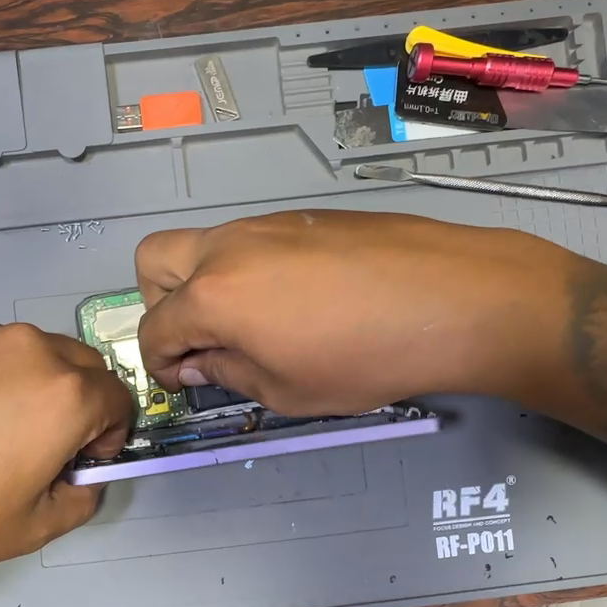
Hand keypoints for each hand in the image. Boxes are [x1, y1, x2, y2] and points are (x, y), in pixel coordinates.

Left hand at [0, 320, 134, 601]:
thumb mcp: (36, 528)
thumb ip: (84, 495)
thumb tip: (84, 475)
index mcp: (64, 393)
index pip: (117, 397)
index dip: (110, 433)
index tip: (85, 460)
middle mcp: (25, 349)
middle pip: (80, 364)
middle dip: (79, 401)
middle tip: (46, 445)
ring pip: (30, 351)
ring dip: (33, 383)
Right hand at [136, 211, 574, 414]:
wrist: (452, 299)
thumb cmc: (364, 359)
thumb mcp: (285, 390)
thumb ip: (227, 373)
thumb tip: (198, 364)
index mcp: (213, 296)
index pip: (154, 328)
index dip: (160, 363)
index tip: (183, 381)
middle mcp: (227, 247)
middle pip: (154, 260)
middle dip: (161, 303)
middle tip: (200, 338)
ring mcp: (266, 225)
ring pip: (204, 244)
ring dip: (205, 284)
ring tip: (255, 324)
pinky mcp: (304, 216)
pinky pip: (251, 241)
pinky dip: (248, 270)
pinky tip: (298, 300)